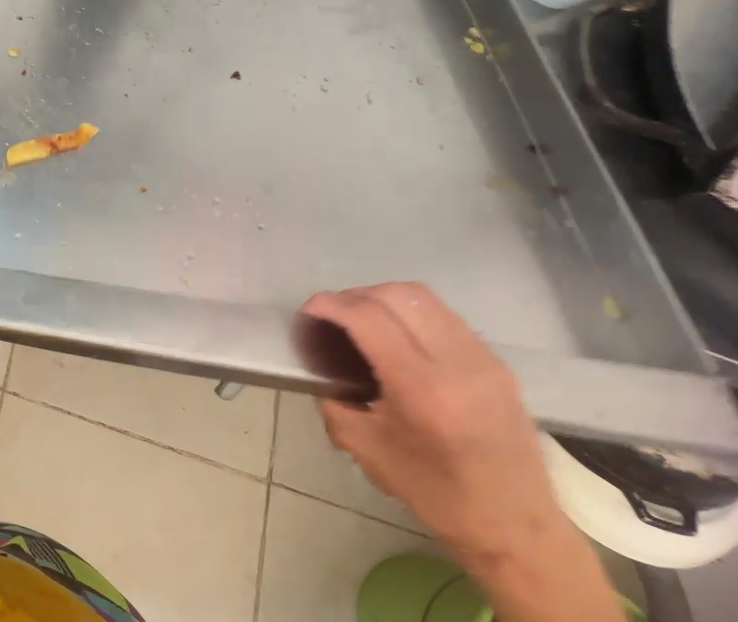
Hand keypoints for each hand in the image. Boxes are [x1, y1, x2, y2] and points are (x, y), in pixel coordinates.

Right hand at [299, 283, 564, 565]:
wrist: (515, 526)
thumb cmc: (434, 493)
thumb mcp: (364, 447)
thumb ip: (335, 399)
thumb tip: (324, 371)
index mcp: (423, 389)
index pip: (368, 318)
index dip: (329, 305)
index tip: (307, 314)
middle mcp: (459, 365)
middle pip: (397, 295)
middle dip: (353, 297)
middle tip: (331, 318)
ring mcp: (484, 362)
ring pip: (424, 298)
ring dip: (382, 300)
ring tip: (361, 322)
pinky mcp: (497, 366)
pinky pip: (444, 317)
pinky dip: (410, 314)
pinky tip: (396, 339)